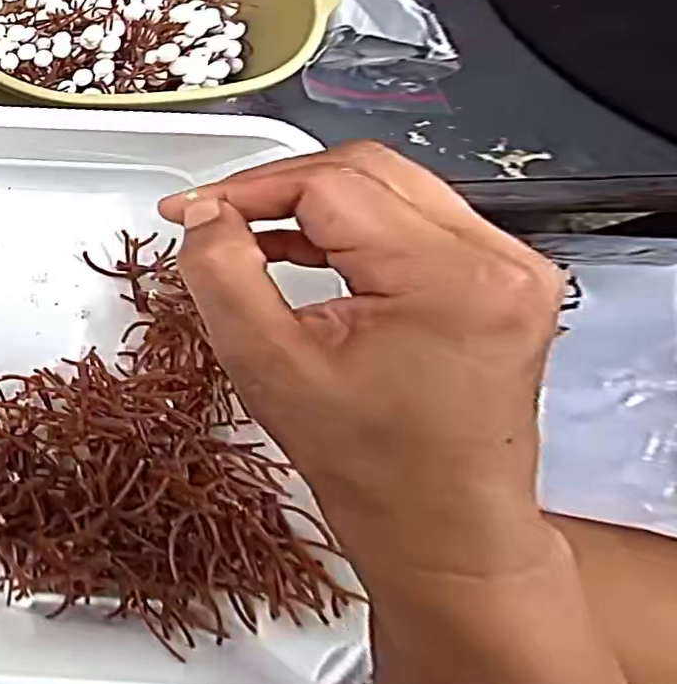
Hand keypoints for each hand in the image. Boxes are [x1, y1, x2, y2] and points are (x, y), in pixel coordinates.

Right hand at [158, 142, 564, 581]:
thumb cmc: (351, 446)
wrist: (433, 512)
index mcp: (448, 276)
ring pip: (381, 186)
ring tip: (234, 229)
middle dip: (268, 185)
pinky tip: (283, 248)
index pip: (328, 186)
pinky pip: (398, 218)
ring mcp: (503, 267)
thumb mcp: (259, 354)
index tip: (179, 211)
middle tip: (203, 213)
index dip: (241, 189)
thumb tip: (199, 212)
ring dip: (297, 200)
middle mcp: (496, 258)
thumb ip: (219, 270)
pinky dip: (329, 222)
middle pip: (361, 171)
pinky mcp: (488, 280)